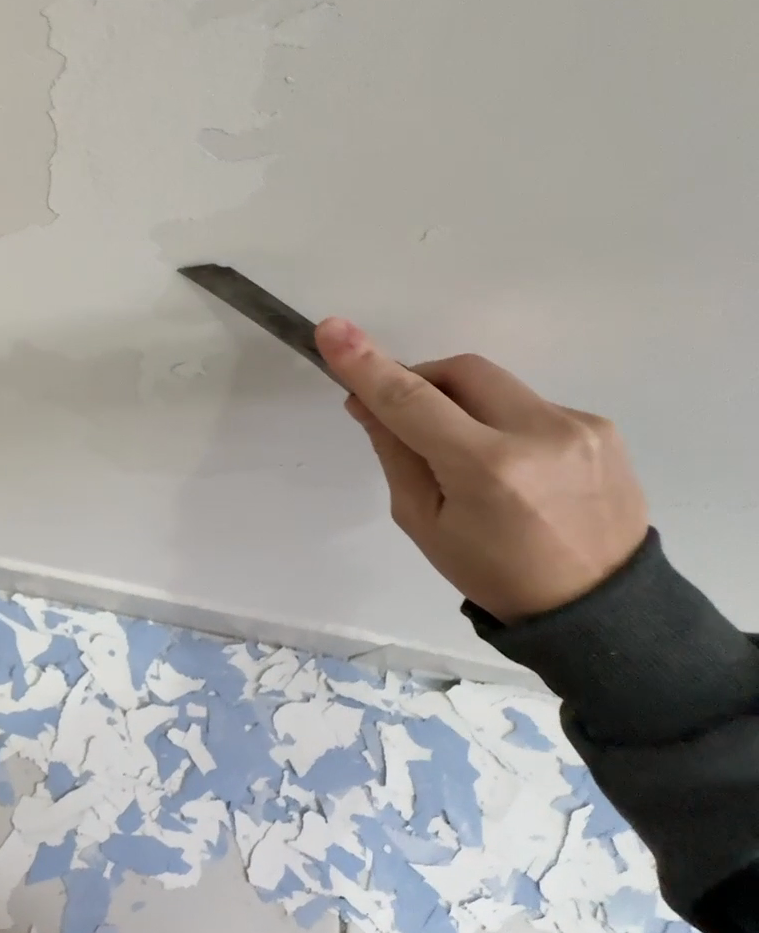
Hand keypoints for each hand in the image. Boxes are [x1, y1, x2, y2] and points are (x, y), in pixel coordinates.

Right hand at [316, 318, 648, 623]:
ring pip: (493, 387)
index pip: (410, 402)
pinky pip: (525, 405)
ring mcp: (580, 425)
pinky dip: (495, 421)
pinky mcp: (599, 426)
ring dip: (457, 405)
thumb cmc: (489, 569)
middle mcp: (541, 433)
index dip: (366, 365)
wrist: (597, 602)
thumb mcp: (421, 519)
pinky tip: (503, 465)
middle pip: (460, 372)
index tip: (332, 329)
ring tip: (457, 455)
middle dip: (418, 381)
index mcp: (487, 468)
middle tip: (395, 413)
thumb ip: (396, 453)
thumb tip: (369, 403)